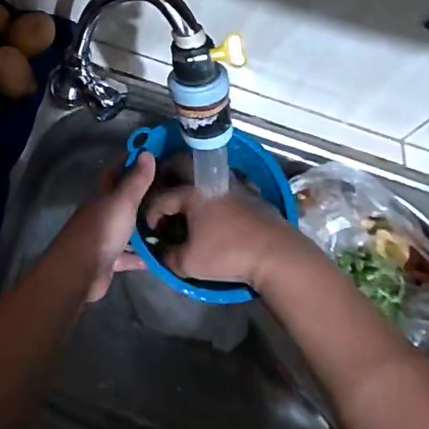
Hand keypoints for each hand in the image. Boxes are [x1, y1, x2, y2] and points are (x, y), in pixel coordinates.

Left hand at [49, 152, 156, 301]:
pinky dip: (142, 256)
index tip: (150, 155)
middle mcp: (101, 214)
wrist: (78, 272)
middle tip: (171, 193)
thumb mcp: (121, 203)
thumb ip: (135, 181)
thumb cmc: (100, 232)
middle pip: (122, 201)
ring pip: (127, 229)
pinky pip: (129, 256)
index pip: (113, 173)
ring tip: (172, 224)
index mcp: (101, 197)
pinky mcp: (108, 261)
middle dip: (142, 196)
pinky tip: (161, 256)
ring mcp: (103, 238)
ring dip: (145, 228)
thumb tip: (147, 153)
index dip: (128, 162)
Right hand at [142, 183, 316, 289]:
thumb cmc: (229, 256)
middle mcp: (210, 182)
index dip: (150, 215)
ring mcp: (235, 184)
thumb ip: (167, 257)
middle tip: (162, 192)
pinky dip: (220, 189)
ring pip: (207, 173)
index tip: (151, 230)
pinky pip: (230, 183)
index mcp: (190, 193)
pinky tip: (221, 203)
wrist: (278, 257)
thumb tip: (160, 251)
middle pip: (181, 165)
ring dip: (194, 181)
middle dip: (167, 174)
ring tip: (191, 200)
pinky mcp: (254, 193)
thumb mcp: (189, 263)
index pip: (160, 199)